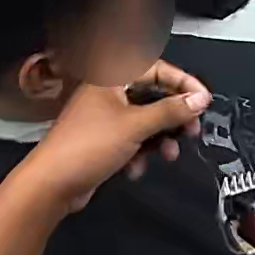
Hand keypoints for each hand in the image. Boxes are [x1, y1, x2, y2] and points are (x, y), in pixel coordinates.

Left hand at [14, 61, 209, 210]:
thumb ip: (171, 111)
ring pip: (147, 121)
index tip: (204, 101)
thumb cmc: (89, 146)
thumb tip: (201, 99)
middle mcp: (109, 94)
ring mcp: (106, 117)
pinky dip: (142, 152)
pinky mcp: (105, 140)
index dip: (184, 83)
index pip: (157, 69)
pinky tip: (137, 168)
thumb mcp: (135, 126)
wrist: (50, 185)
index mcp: (112, 79)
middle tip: (192, 132)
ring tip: (169, 155)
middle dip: (175, 116)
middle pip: (154, 96)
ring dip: (161, 138)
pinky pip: (134, 139)